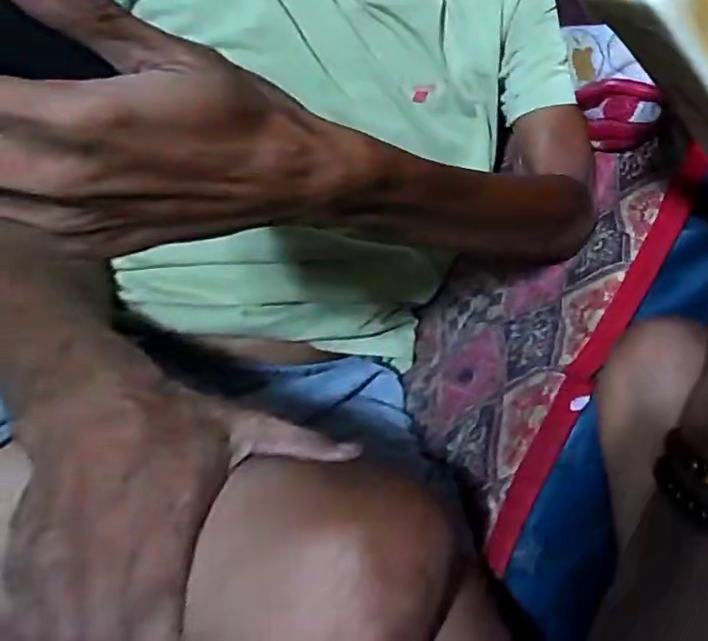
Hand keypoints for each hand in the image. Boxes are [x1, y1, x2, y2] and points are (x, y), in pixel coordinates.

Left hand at [0, 0, 352, 257]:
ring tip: (49, 129)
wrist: (301, 176)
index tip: (14, 68)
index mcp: (71, 117)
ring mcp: (58, 216)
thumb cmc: (247, 111)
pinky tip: (63, 168)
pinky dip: (19, 187)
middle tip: (33, 96)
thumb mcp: (178, 56)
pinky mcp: (74, 240)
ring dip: (4, 146)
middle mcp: (49, 172)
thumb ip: (76, 10)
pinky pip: (10, 214)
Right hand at [5, 376, 358, 640]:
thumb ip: (305, 444)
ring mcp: (56, 568)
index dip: (165, 639)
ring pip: (60, 634)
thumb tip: (356, 450)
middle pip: (105, 633)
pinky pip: (25, 621)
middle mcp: (106, 561)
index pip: (156, 611)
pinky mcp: (22, 567)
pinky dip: (46, 635)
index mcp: (164, 534)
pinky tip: (72, 637)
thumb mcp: (252, 427)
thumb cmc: (182, 422)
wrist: (98, 408)